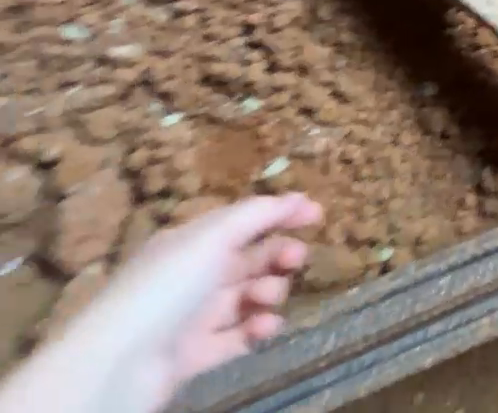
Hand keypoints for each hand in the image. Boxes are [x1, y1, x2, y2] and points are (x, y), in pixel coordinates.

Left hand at [1, 193, 322, 412]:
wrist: (115, 366)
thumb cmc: (164, 289)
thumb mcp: (212, 238)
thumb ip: (259, 213)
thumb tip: (300, 196)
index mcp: (189, 245)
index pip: (244, 221)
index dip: (281, 214)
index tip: (318, 214)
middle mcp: (192, 276)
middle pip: (252, 258)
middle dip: (280, 255)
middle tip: (294, 259)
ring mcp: (194, 317)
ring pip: (250, 295)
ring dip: (270, 292)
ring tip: (266, 299)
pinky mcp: (198, 352)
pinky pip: (240, 335)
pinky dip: (259, 328)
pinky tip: (264, 325)